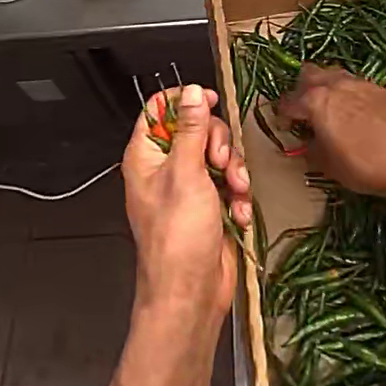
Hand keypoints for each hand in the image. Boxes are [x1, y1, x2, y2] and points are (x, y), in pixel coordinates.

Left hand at [122, 84, 250, 323]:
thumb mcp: (186, 174)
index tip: (209, 101)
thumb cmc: (177, 238)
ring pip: (219, 154)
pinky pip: (230, 181)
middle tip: (220, 164)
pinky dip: (238, 193)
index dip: (185, 101)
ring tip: (235, 192)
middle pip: (198, 129)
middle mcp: (166, 167)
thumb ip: (191, 130)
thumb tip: (192, 92)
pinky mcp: (211, 202)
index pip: (160, 109)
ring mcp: (190, 186)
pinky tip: (238, 212)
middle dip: (218, 144)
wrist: (192, 293)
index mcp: (147, 156)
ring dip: (234, 171)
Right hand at [273, 64, 385, 205]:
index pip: (289, 102)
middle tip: (304, 111)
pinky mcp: (381, 90)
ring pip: (334, 74)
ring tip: (328, 108)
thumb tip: (308, 143)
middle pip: (309, 74)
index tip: (284, 126)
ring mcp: (360, 84)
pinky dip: (348, 93)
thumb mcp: (327, 164)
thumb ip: (311, 149)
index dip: (282, 115)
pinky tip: (354, 112)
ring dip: (326, 86)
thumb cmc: (361, 165)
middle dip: (302, 89)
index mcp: (316, 101)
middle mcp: (336, 85)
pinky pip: (356, 84)